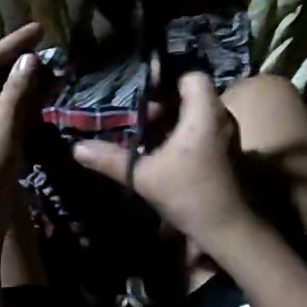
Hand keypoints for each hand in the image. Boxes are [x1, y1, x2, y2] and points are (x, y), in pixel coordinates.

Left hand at [0, 23, 47, 224]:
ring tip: (43, 70)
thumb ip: (18, 87)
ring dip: (18, 83)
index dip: (14, 43)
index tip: (39, 28)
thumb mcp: (5, 121)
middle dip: (16, 62)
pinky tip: (32, 98)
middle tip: (45, 48)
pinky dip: (13, 103)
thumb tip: (30, 60)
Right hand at [72, 72, 257, 251]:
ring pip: (199, 119)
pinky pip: (205, 137)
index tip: (145, 103)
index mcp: (205, 113)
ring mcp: (228, 139)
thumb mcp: (143, 177)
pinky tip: (167, 160)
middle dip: (167, 108)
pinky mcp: (229, 158)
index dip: (168, 84)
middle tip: (141, 124)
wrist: (224, 228)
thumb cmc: (187, 194)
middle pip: (193, 98)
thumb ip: (111, 160)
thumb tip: (77, 148)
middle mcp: (222, 119)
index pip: (192, 77)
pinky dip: (187, 142)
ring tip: (151, 143)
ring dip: (175, 127)